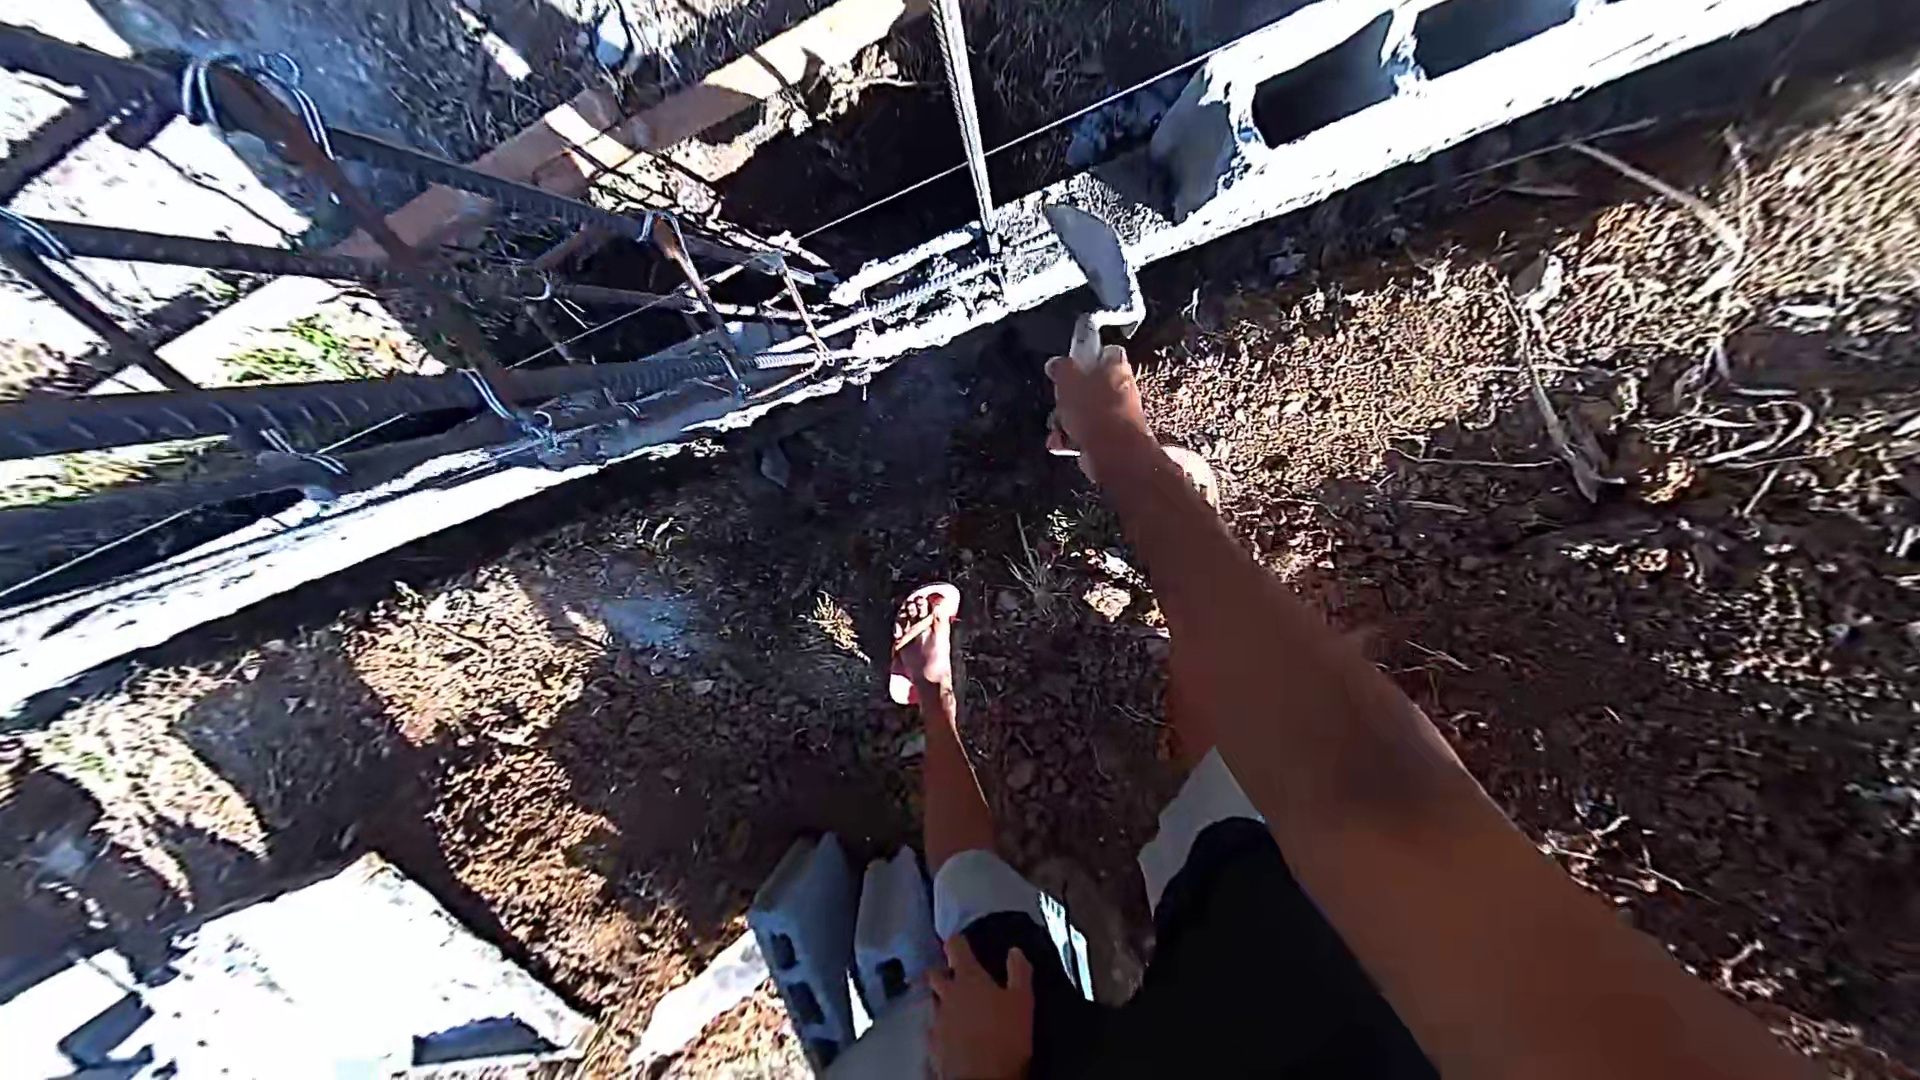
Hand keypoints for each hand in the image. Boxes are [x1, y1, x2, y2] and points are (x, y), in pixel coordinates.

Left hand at [929, 936, 1033, 1079]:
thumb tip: (1014, 950)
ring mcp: (937, 1021)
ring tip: (954, 1010)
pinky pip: (932, 1031)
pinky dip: (939, 1030)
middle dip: (942, 972)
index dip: (957, 942)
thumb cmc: (1004, 1037)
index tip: (961, 944)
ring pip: (932, 1002)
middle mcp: (947, 994)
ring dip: (941, 1002)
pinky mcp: (932, 1048)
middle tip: (955, 978)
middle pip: (935, 973)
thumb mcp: (1022, 1001)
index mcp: (967, 978)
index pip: (954, 946)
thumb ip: (1019, 972)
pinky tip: (949, 1037)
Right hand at [1045, 344, 1150, 480]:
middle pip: (1088, 387)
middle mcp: (1121, 389)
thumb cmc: (1095, 410)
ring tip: (1059, 429)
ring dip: (1065, 422)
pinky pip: (1085, 434)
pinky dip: (1071, 439)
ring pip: (1084, 413)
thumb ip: (1061, 367)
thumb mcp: (1068, 379)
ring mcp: (1117, 416)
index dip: (1083, 359)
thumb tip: (1056, 364)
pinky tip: (1062, 443)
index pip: (1102, 352)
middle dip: (1067, 399)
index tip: (1068, 368)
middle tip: (1060, 403)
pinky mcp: (1111, 439)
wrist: (1112, 451)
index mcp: (1116, 366)